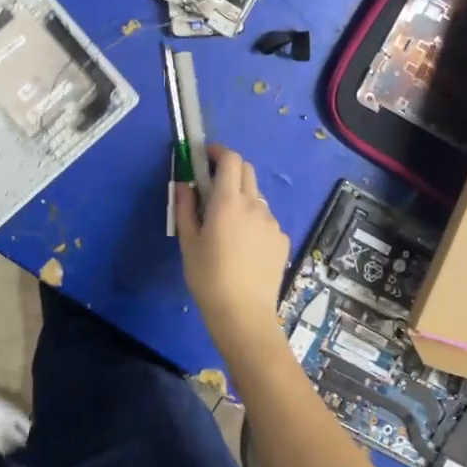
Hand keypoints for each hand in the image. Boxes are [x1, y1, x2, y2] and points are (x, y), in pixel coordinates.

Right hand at [176, 144, 290, 353]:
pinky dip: (254, 221)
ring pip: (257, 196)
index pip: (230, 159)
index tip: (205, 156)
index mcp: (228, 202)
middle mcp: (254, 205)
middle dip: (230, 169)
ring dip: (242, 197)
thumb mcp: (188, 242)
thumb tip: (183, 184)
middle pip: (247, 170)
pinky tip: (245, 246)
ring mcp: (272, 222)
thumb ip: (186, 208)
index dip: (218, 151)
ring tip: (228, 224)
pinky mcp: (282, 239)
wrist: (243, 314)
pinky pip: (266, 220)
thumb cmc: (208, 278)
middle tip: (213, 186)